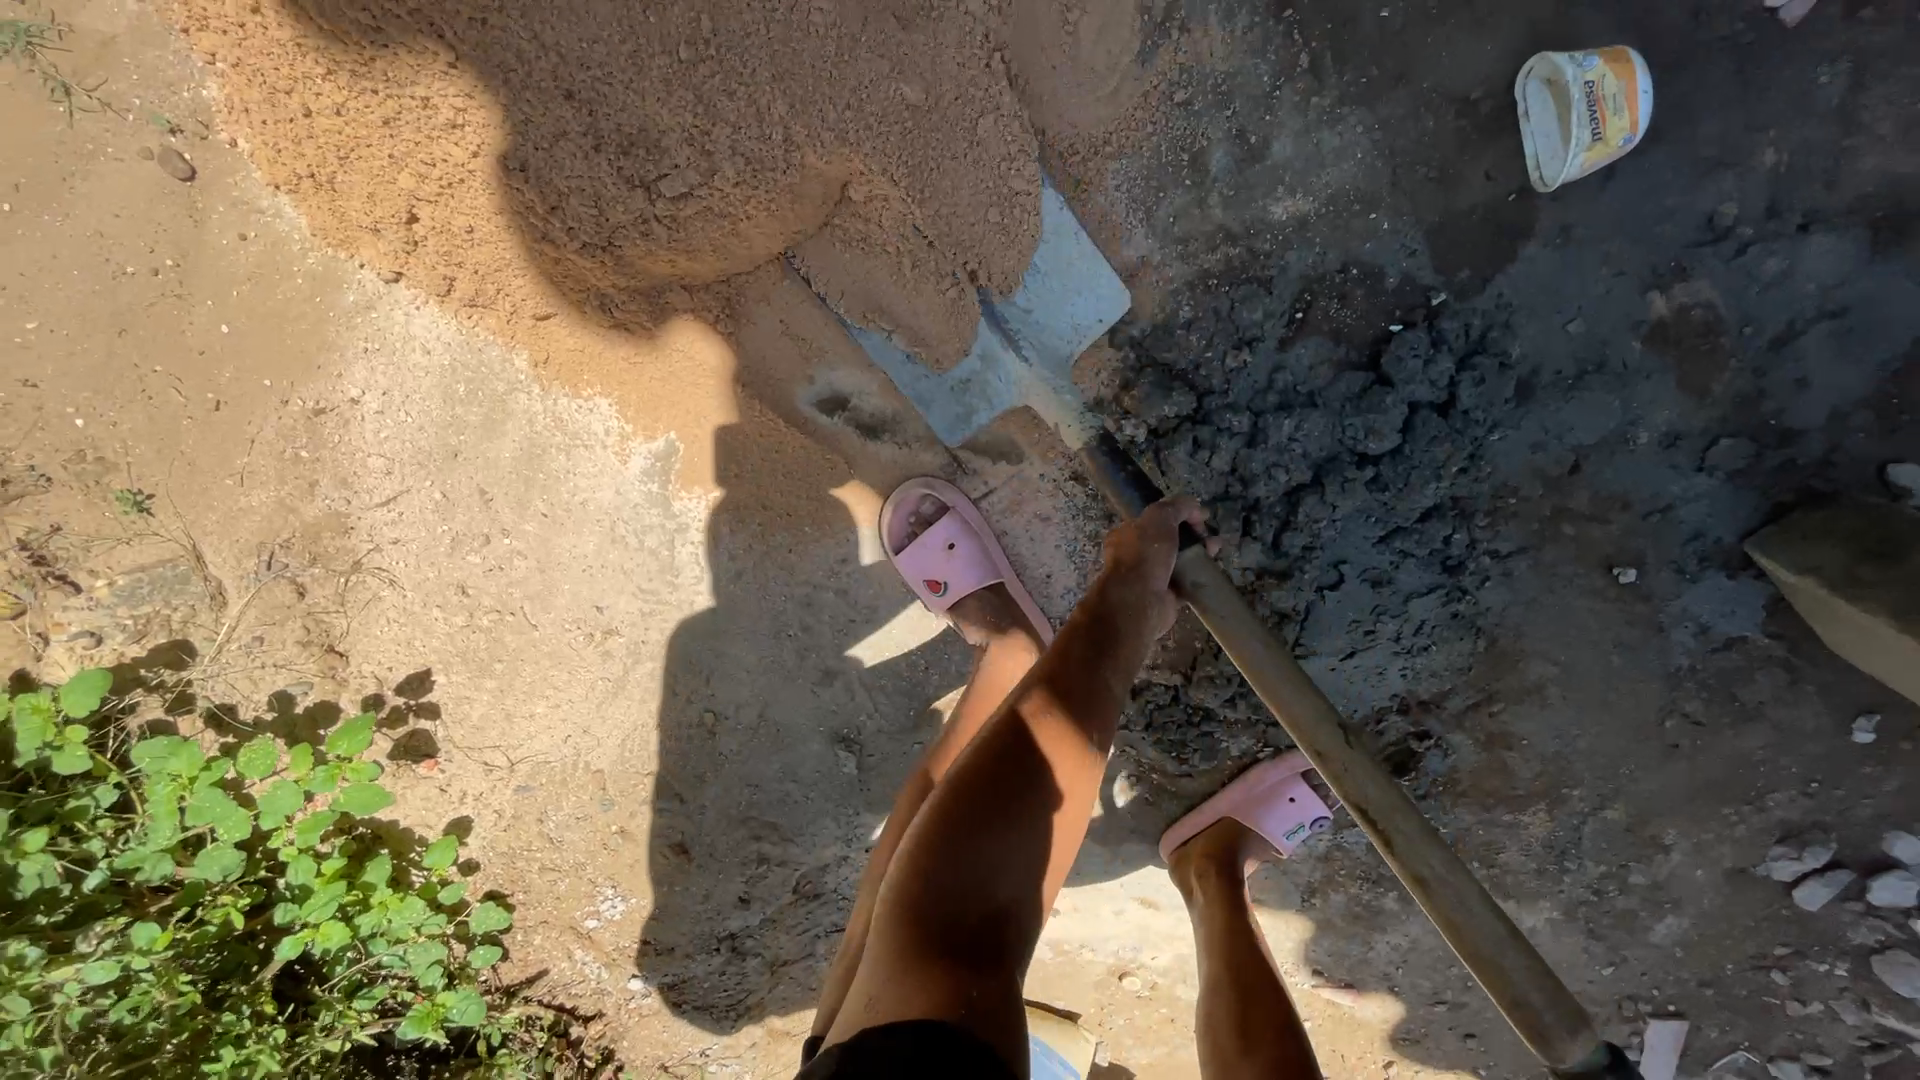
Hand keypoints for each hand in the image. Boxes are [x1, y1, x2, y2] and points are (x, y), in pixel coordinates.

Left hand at [1094, 496, 1212, 641]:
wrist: (1140, 600)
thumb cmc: (1144, 554)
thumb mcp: (1159, 517)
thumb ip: (1176, 506)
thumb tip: (1194, 505)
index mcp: (1126, 534)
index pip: (1154, 519)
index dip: (1178, 514)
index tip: (1198, 516)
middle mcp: (1135, 555)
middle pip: (1170, 540)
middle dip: (1193, 534)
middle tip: (1209, 535)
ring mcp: (1149, 577)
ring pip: (1179, 560)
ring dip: (1199, 553)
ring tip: (1215, 548)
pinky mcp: (1165, 596)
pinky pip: (1185, 582)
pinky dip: (1199, 575)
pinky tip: (1210, 569)